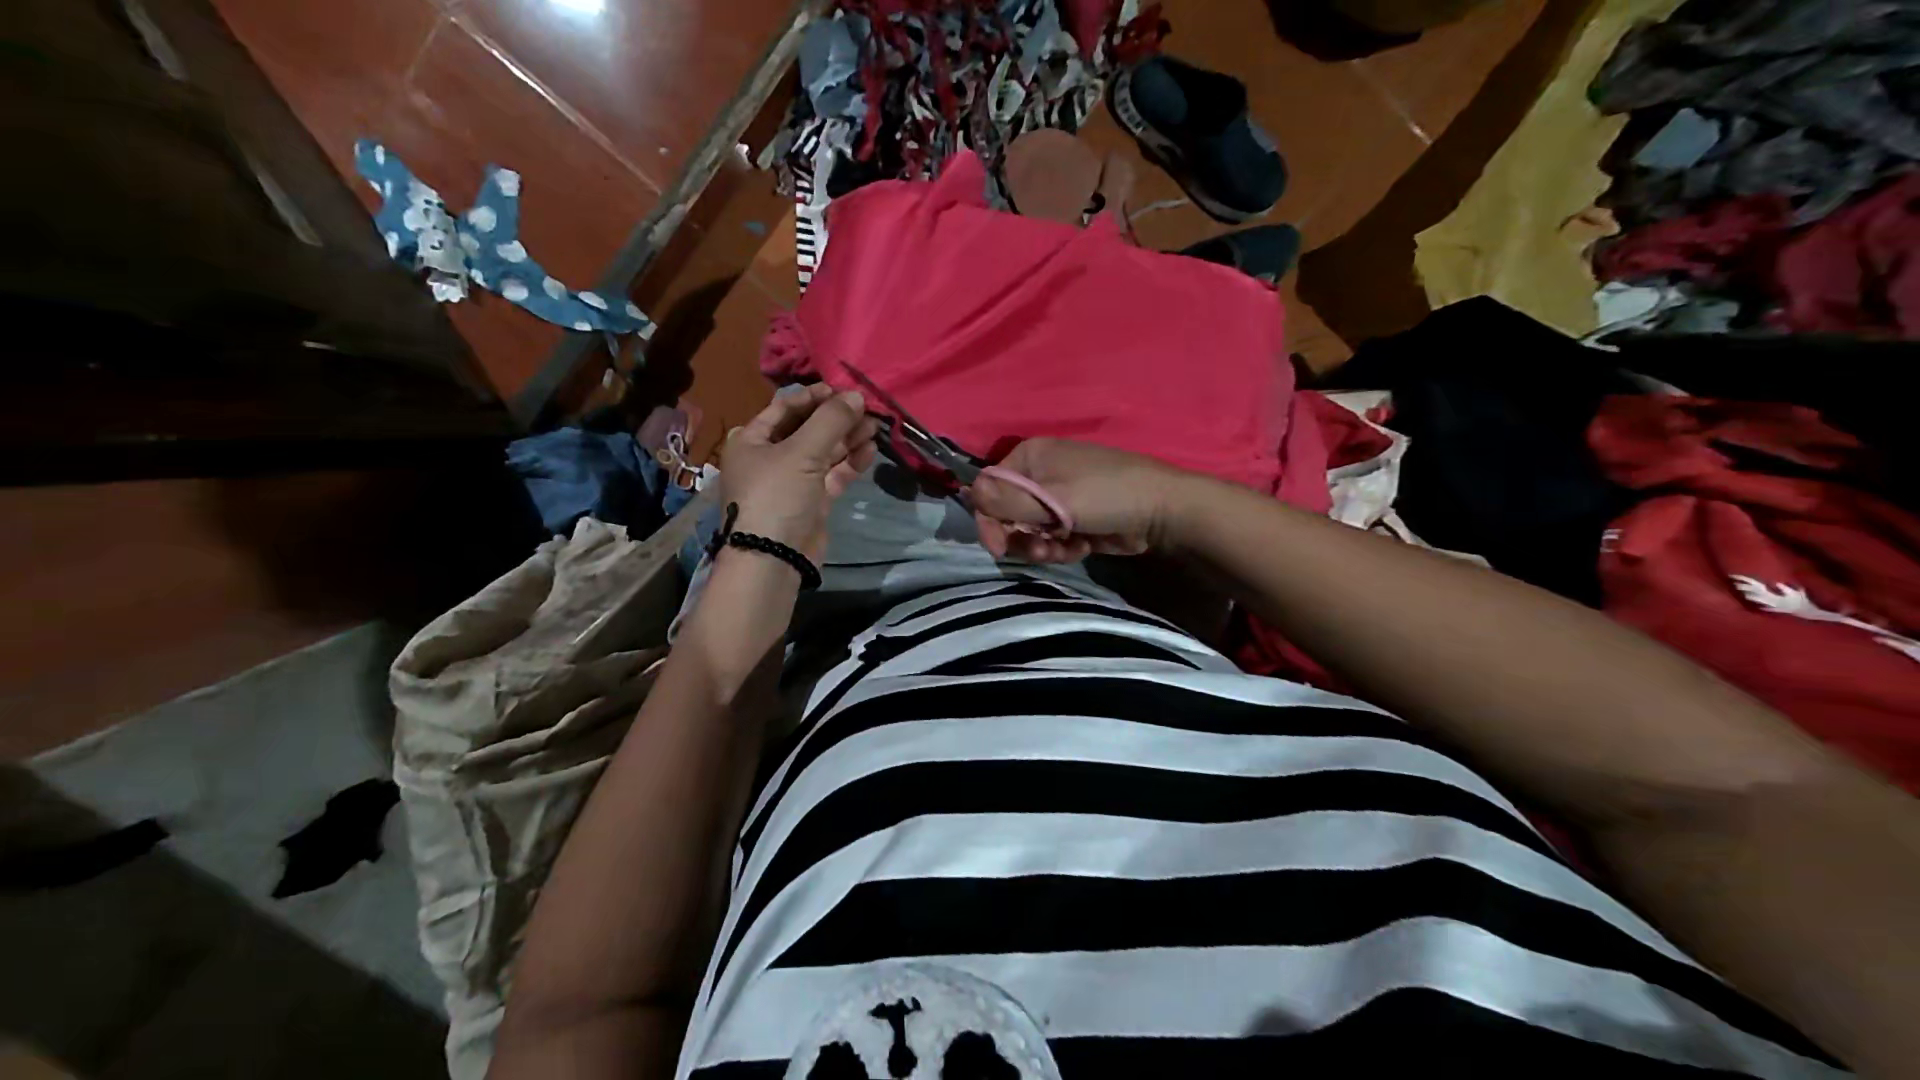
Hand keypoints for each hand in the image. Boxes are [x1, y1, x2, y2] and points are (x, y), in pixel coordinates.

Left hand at [720, 384, 879, 561]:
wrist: (773, 558)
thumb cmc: (777, 495)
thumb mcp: (802, 452)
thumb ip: (831, 420)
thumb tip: (856, 395)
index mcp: (752, 439)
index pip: (786, 407)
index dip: (815, 396)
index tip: (845, 390)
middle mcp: (769, 457)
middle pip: (807, 429)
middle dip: (837, 418)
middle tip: (867, 409)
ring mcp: (791, 481)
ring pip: (823, 452)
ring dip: (847, 439)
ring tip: (875, 427)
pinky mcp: (811, 502)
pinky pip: (832, 474)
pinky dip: (849, 462)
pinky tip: (869, 450)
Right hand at [969, 438, 1190, 563]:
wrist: (1162, 510)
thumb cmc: (1105, 495)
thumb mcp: (1053, 499)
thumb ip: (1008, 500)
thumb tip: (968, 491)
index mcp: (1031, 458)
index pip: (991, 490)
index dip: (991, 521)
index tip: (999, 549)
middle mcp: (1041, 474)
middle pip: (1009, 514)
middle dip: (1022, 538)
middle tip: (1042, 551)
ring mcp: (1059, 497)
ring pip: (1030, 530)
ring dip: (1043, 546)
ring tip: (1064, 550)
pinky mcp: (1075, 518)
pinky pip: (1053, 537)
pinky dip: (1062, 547)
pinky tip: (1081, 548)